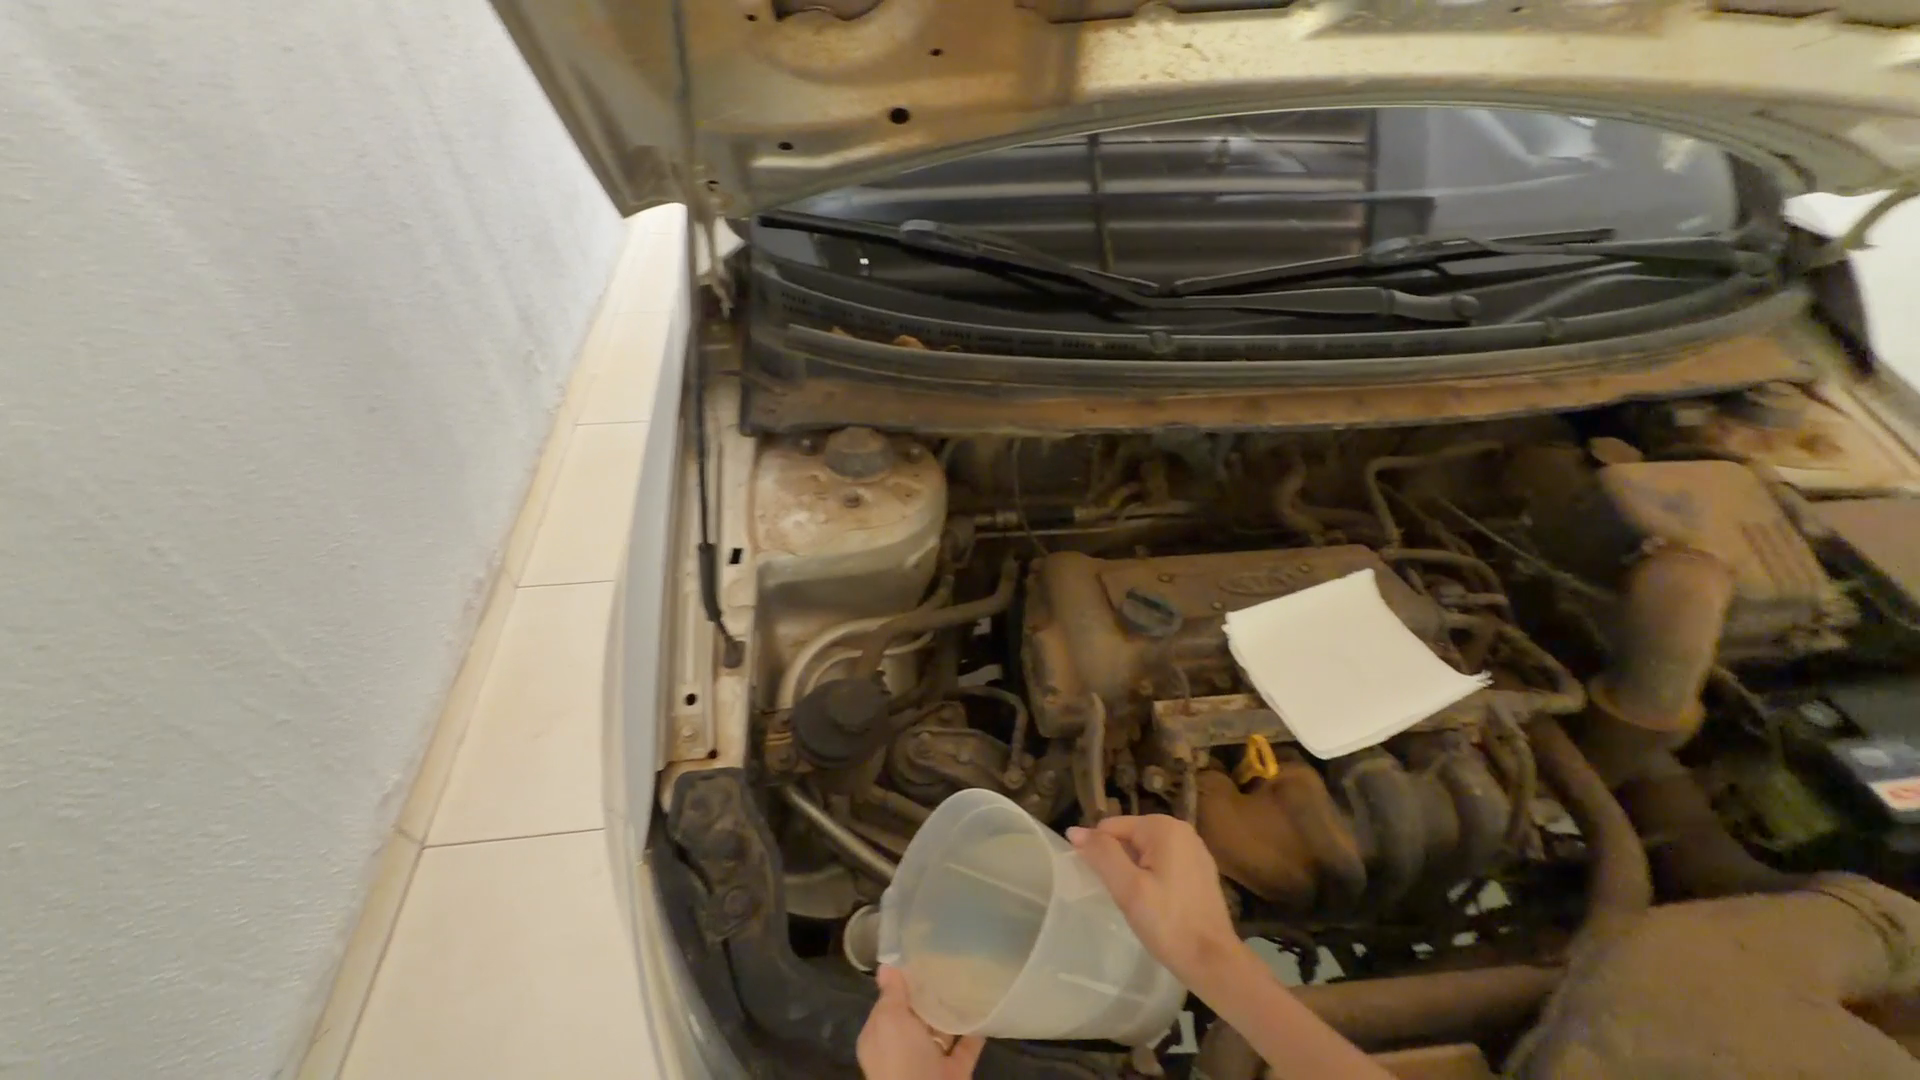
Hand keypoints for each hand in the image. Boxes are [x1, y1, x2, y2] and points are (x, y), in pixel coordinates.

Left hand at [858, 966, 984, 1079]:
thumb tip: (886, 965)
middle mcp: (903, 1049)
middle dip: (931, 996)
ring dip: (954, 1012)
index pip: (891, 1003)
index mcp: (880, 1036)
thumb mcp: (890, 1020)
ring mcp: (929, 1063)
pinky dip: (975, 1031)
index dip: (904, 983)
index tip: (922, 958)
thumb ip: (891, 993)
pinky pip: (966, 1048)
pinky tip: (985, 1008)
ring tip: (970, 981)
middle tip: (951, 964)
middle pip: (917, 1017)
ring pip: (942, 1032)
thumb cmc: (900, 1058)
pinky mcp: (953, 1073)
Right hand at [1068, 814, 1240, 982]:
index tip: (1107, 886)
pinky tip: (1158, 904)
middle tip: (1127, 897)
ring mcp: (1194, 849)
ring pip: (1144, 852)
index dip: (1101, 855)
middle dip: (1120, 864)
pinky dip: (1153, 879)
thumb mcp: (1128, 888)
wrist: (1212, 961)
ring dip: (1135, 873)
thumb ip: (1102, 854)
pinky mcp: (1200, 869)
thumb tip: (1074, 830)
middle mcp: (1181, 829)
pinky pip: (1163, 863)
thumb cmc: (1168, 924)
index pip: (1111, 828)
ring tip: (1141, 903)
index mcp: (1163, 827)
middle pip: (1129, 838)